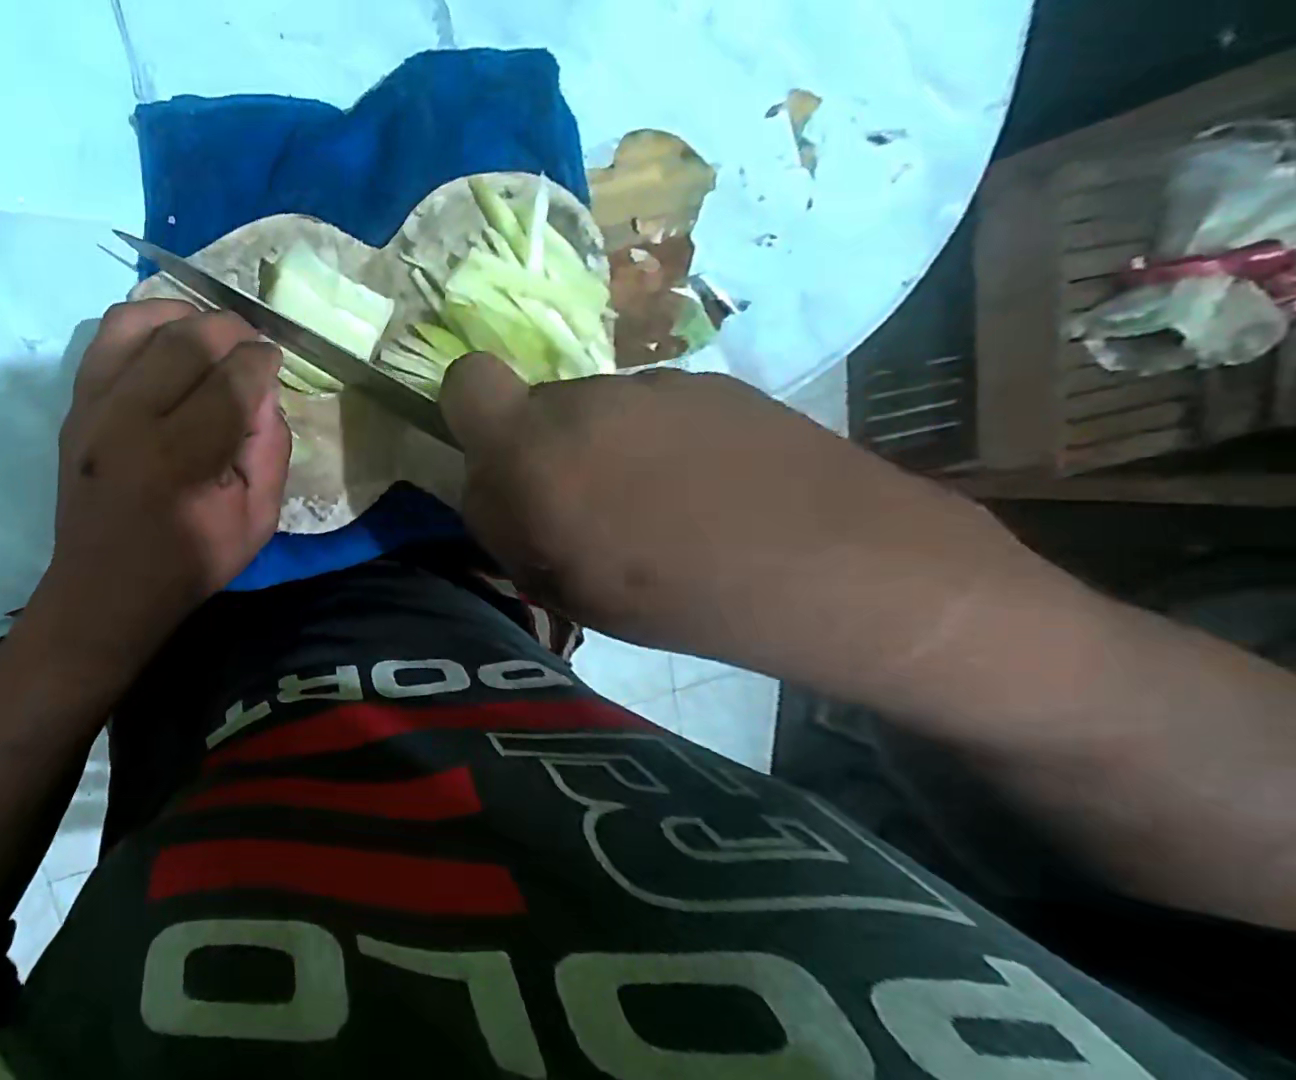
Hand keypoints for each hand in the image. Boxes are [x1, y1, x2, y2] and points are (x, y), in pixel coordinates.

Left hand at [31, 300, 288, 668]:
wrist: (105, 588)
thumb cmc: (189, 562)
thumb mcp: (257, 521)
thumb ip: (271, 449)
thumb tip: (263, 390)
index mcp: (179, 460)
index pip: (231, 380)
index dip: (262, 361)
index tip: (275, 362)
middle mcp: (128, 422)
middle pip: (188, 339)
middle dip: (232, 330)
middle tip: (251, 346)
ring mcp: (92, 408)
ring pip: (140, 323)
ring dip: (186, 317)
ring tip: (211, 335)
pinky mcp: (74, 406)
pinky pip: (107, 337)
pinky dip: (144, 324)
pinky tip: (169, 339)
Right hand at [437, 354, 1062, 691]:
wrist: (840, 566)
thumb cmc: (679, 597)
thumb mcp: (564, 587)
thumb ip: (507, 526)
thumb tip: (495, 488)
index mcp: (536, 450)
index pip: (467, 383)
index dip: (472, 417)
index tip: (504, 470)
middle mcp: (586, 400)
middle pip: (534, 410)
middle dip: (541, 454)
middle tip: (586, 516)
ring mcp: (654, 385)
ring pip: (594, 412)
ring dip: (602, 453)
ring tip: (656, 513)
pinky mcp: (712, 384)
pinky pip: (651, 410)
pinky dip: (656, 445)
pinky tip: (703, 494)